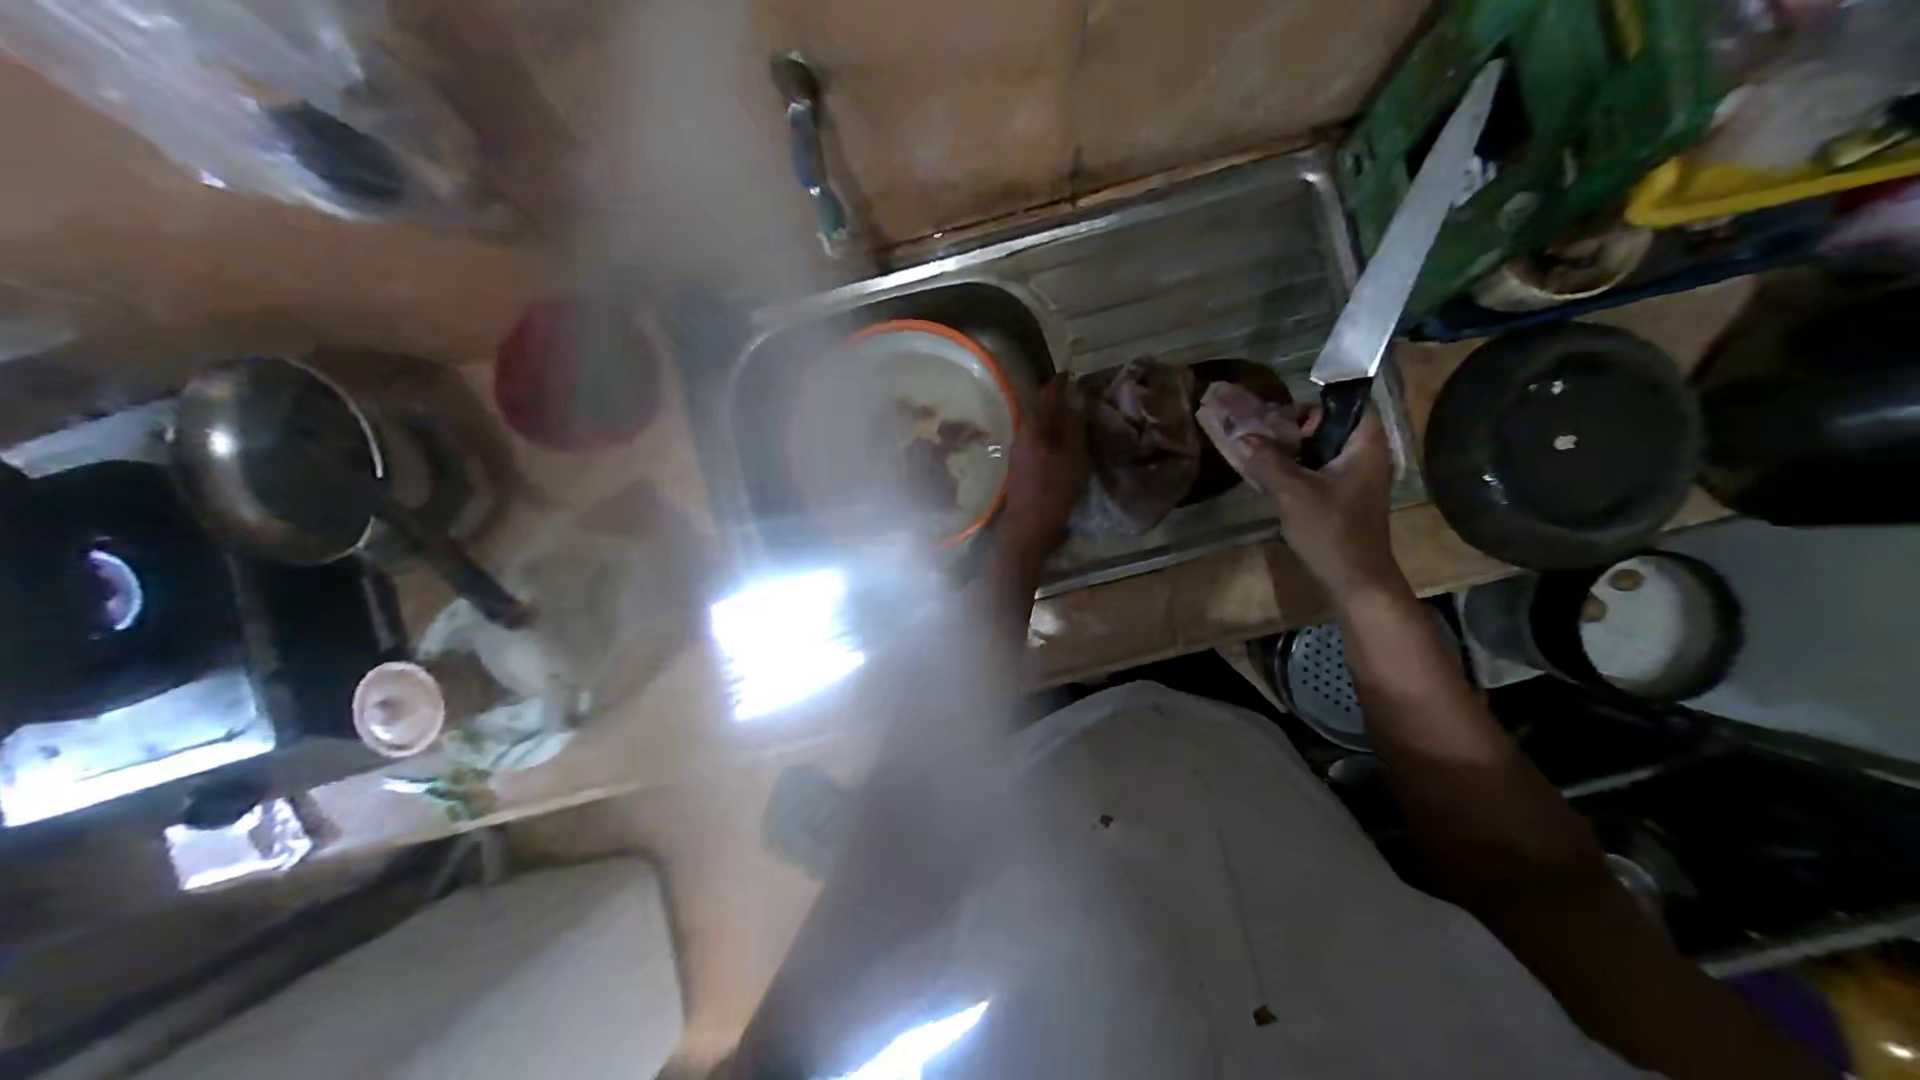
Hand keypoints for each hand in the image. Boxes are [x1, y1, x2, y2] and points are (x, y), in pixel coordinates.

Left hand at [998, 374, 1087, 563]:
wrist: (1028, 526)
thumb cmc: (1054, 489)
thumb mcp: (1074, 456)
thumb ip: (1076, 426)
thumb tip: (1078, 401)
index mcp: (1034, 426)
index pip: (1048, 393)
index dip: (1061, 381)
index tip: (1075, 372)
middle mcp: (1022, 433)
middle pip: (1040, 408)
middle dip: (1058, 399)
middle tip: (1080, 394)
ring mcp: (1019, 450)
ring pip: (1039, 425)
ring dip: (1055, 418)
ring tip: (1076, 416)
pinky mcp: (1021, 465)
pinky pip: (1038, 439)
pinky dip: (1051, 434)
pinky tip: (1064, 441)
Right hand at [1195, 385, 1403, 603]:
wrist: (1354, 581)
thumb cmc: (1332, 532)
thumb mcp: (1293, 493)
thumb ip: (1266, 461)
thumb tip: (1241, 436)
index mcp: (1365, 446)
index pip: (1345, 406)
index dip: (1311, 406)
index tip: (1279, 417)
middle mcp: (1363, 456)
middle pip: (1326, 426)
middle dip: (1291, 427)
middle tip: (1258, 432)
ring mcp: (1351, 479)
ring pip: (1316, 450)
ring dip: (1287, 449)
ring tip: (1254, 449)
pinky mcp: (1338, 498)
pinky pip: (1313, 471)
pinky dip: (1291, 468)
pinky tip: (1264, 473)